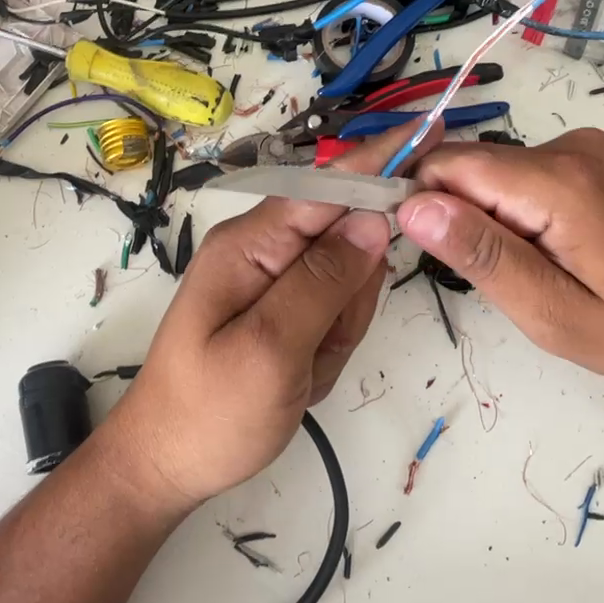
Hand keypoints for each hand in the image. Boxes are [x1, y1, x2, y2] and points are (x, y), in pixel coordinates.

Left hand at [99, 127, 438, 509]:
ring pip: (348, 282)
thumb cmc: (210, 412)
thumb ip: (324, 280)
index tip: (433, 139)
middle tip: (319, 349)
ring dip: (339, 330)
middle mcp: (263, 251)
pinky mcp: (286, 312)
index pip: (326, 187)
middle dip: (351, 298)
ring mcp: (275, 283)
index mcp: (250, 244)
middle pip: (347, 241)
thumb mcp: (270, 348)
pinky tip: (299, 377)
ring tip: (301, 370)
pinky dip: (329, 348)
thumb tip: (374, 218)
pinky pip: (335, 315)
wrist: (170, 463)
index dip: (380, 165)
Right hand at [394, 129, 603, 396]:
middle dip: (465, 219)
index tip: (435, 258)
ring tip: (543, 272)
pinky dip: (527, 212)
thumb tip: (412, 206)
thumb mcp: (556, 314)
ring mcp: (592, 148)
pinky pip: (533, 176)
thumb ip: (482, 256)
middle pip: (473, 168)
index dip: (423, 205)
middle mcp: (571, 147)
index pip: (447, 165)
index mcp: (558, 182)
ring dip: (498, 220)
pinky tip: (567, 254)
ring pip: (501, 174)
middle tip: (504, 281)